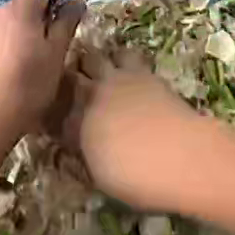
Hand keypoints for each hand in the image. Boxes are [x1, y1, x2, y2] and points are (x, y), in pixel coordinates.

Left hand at [0, 0, 79, 170]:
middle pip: (26, 3)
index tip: (65, 26)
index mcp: (20, 7)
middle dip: (41, 19)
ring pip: (10, 21)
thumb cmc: (28, 85)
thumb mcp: (57, 54)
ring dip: (24, 33)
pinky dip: (7, 45)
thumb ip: (67, 22)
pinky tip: (11, 72)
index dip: (58, 0)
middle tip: (52, 49)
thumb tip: (77, 0)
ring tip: (31, 64)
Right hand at [62, 54, 223, 211]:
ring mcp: (117, 79)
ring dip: (93, 61)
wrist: (182, 155)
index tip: (52, 115)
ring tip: (98, 70)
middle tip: (70, 84)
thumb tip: (73, 149)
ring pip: (95, 56)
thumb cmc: (139, 179)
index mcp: (77, 124)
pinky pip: (124, 56)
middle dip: (68, 77)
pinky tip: (127, 70)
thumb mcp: (102, 179)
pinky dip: (121, 60)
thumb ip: (83, 158)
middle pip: (71, 75)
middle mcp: (92, 95)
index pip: (55, 112)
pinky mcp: (141, 71)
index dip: (52, 112)